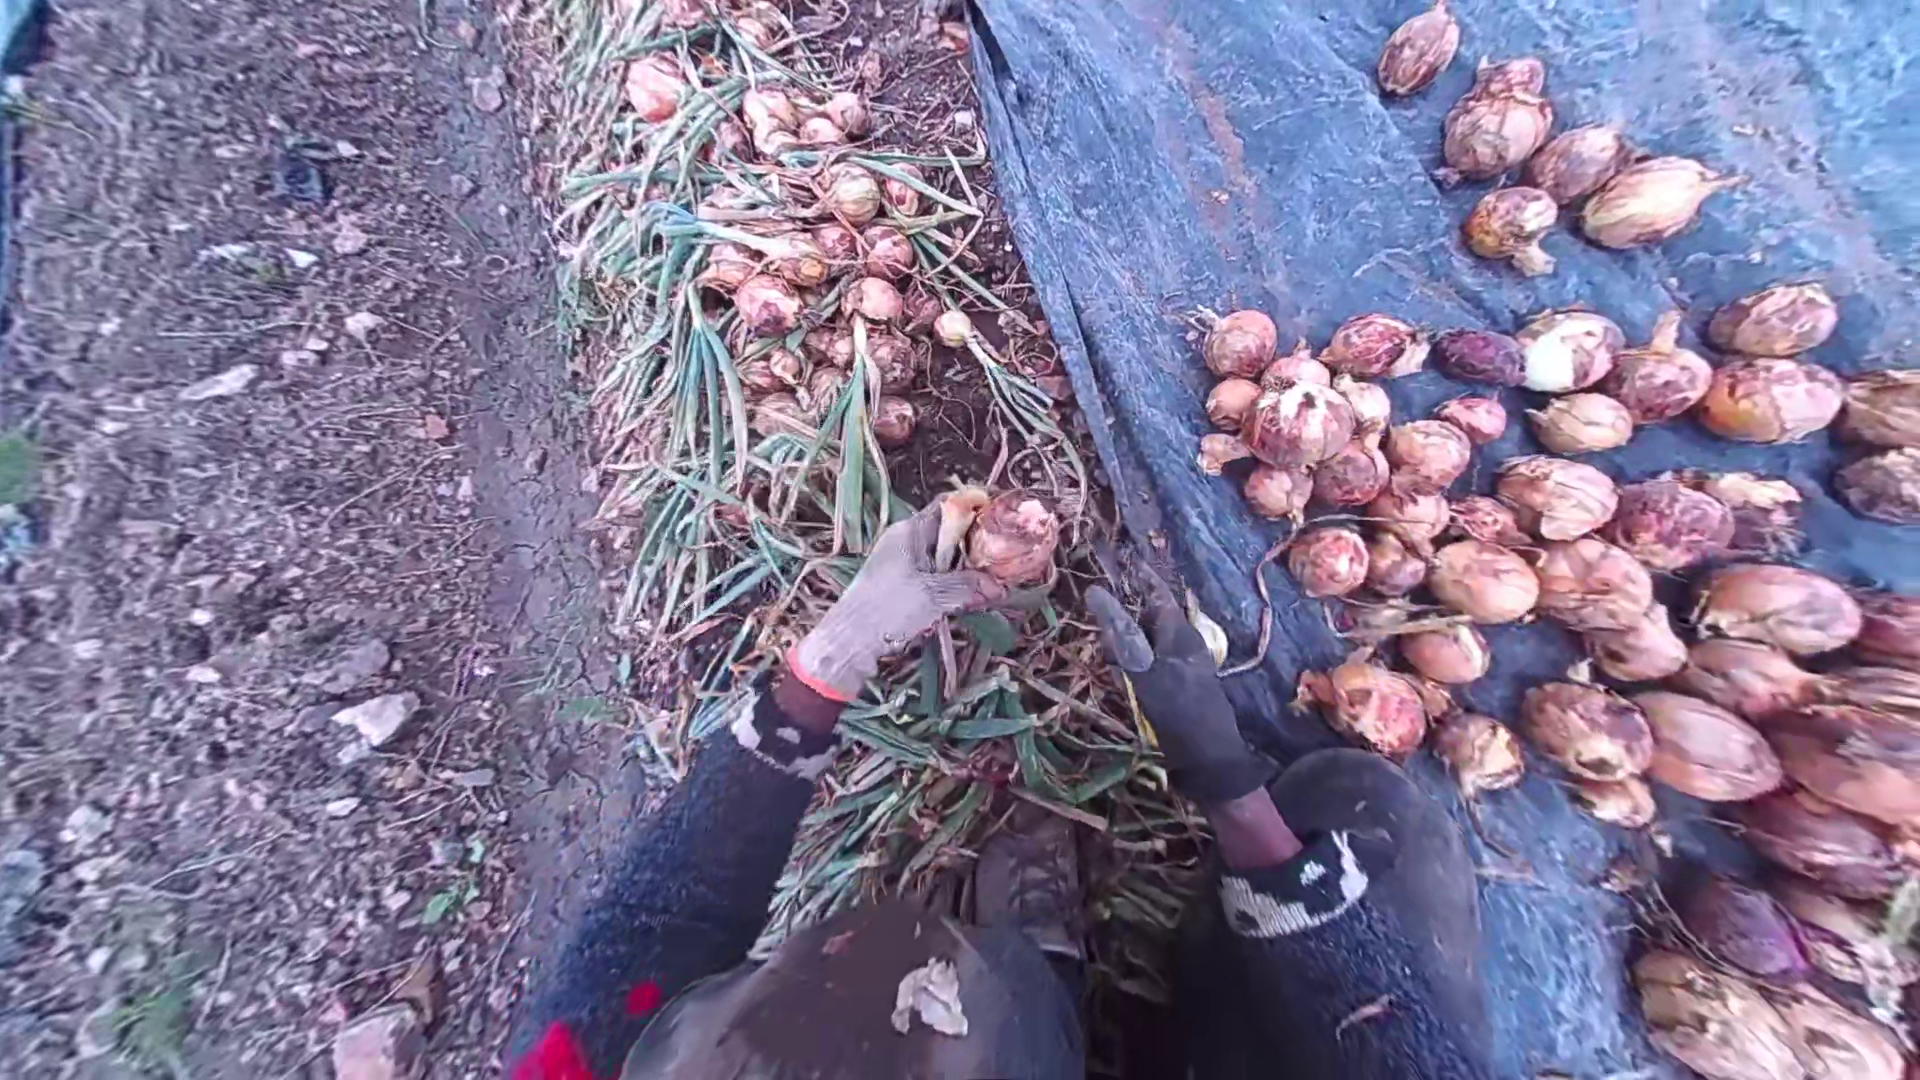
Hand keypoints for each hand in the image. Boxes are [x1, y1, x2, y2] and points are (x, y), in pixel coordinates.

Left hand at [790, 495, 1006, 701]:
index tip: (1000, 520)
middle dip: (975, 545)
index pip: (948, 505)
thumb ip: (969, 585)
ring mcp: (901, 563)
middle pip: (948, 532)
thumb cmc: (889, 609)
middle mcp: (905, 540)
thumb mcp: (935, 595)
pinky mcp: (900, 584)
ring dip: (965, 569)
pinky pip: (933, 576)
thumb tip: (1000, 586)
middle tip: (1000, 558)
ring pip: (943, 557)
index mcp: (909, 530)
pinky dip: (951, 584)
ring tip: (989, 582)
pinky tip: (966, 598)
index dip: (975, 508)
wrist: (851, 643)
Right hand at [1087, 580, 1269, 803]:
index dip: (1139, 575)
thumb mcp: (1142, 669)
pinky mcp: (1183, 682)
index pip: (1158, 591)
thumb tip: (1096, 593)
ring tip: (1108, 650)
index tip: (1118, 560)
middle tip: (1101, 617)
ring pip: (1152, 638)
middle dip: (1127, 612)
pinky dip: (1137, 658)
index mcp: (1180, 633)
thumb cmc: (1176, 711)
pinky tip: (1123, 674)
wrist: (1210, 760)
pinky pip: (1156, 658)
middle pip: (1153, 615)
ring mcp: (1187, 663)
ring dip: (1130, 637)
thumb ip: (1119, 631)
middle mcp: (1186, 642)